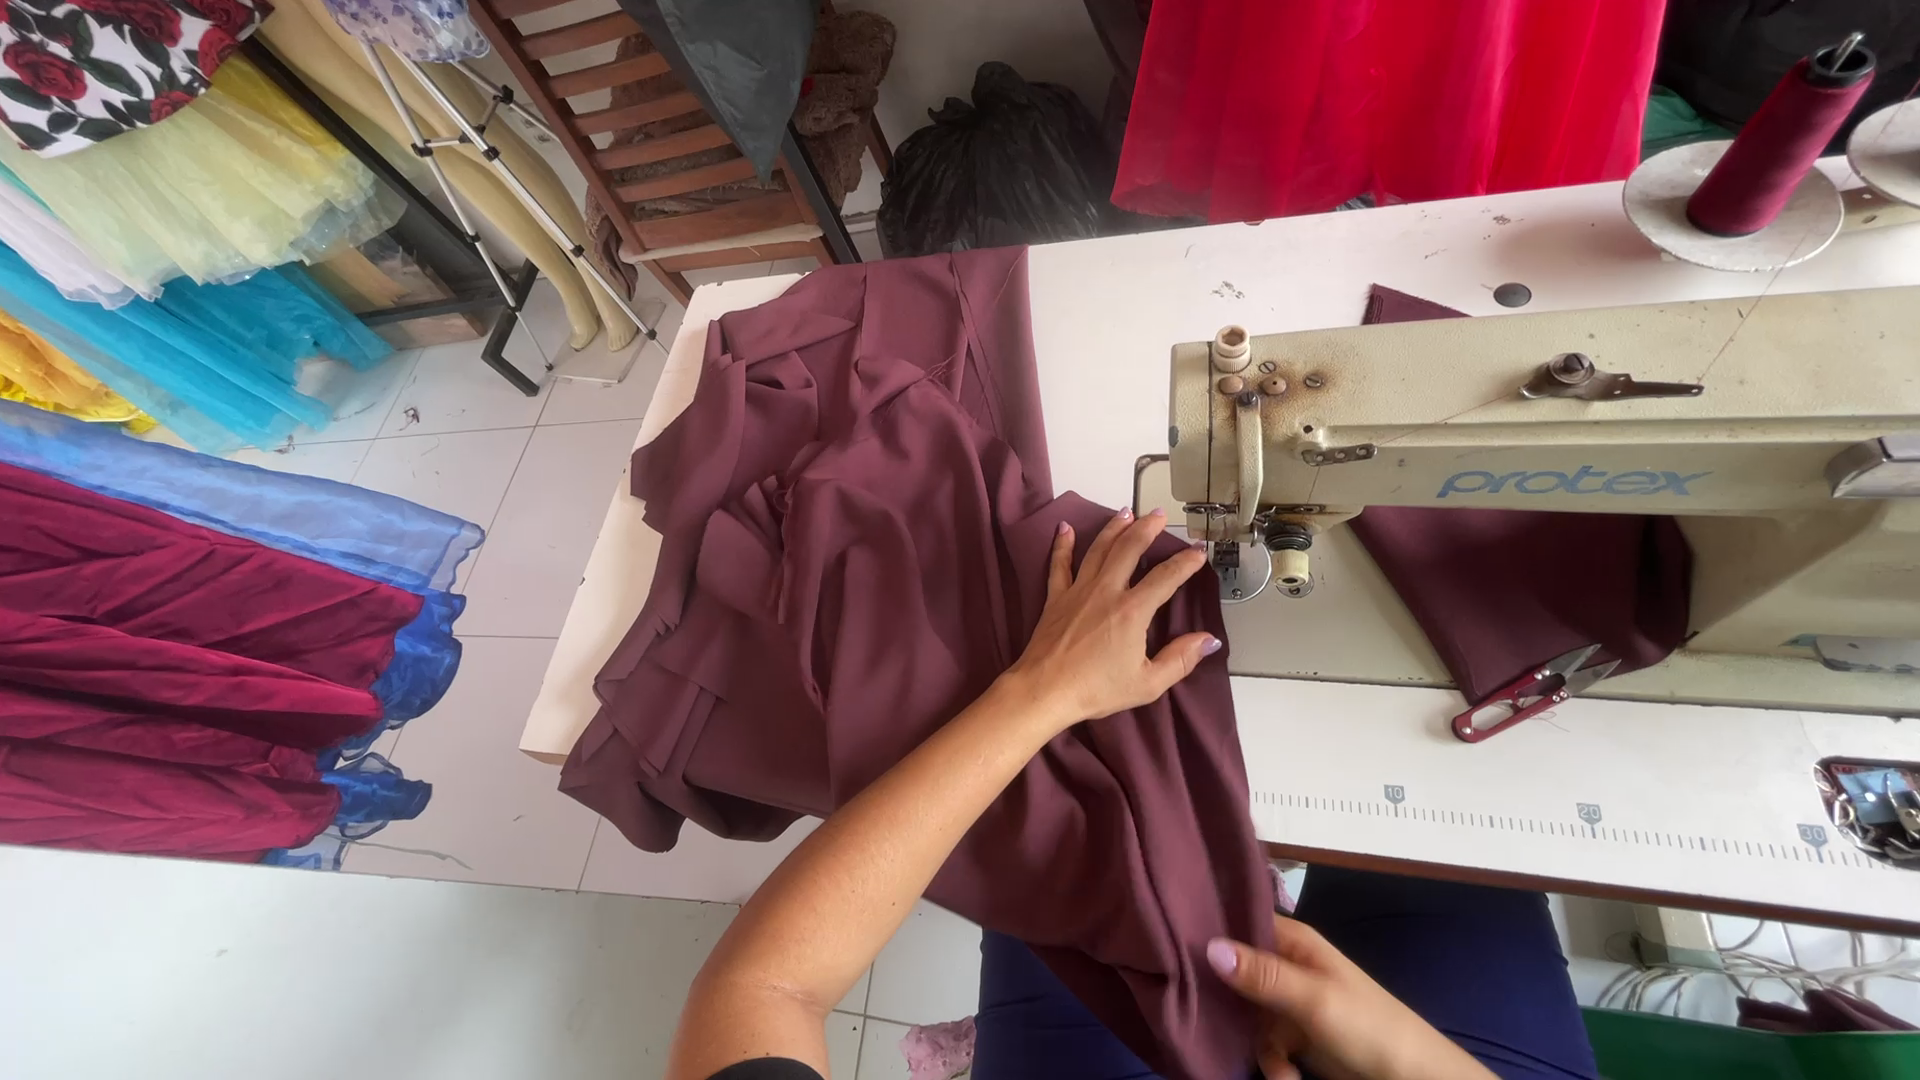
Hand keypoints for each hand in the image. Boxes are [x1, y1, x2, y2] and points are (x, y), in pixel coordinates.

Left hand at [999, 508, 1217, 728]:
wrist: (1045, 690)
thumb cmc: (1096, 689)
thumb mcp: (1148, 683)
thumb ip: (1181, 659)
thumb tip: (1209, 640)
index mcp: (1132, 611)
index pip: (1166, 578)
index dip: (1185, 562)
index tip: (1198, 549)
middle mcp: (1106, 591)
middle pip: (1129, 549)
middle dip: (1147, 528)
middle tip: (1159, 514)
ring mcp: (1078, 591)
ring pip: (1098, 549)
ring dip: (1113, 528)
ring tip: (1125, 511)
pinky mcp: (1055, 598)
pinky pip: (1059, 564)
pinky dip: (1062, 545)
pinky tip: (1065, 528)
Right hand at [1208, 917, 1497, 1079]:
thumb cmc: (1368, 1027)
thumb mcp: (1312, 1000)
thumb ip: (1261, 974)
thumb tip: (1206, 945)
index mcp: (1291, 940)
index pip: (1238, 921)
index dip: (1208, 929)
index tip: (1174, 942)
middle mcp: (1284, 963)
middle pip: (1234, 968)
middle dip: (1221, 993)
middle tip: (1199, 1009)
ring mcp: (1288, 1000)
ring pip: (1244, 1009)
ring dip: (1251, 1040)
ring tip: (1270, 1065)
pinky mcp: (1294, 1035)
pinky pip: (1263, 1042)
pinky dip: (1271, 1063)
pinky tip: (1286, 1078)